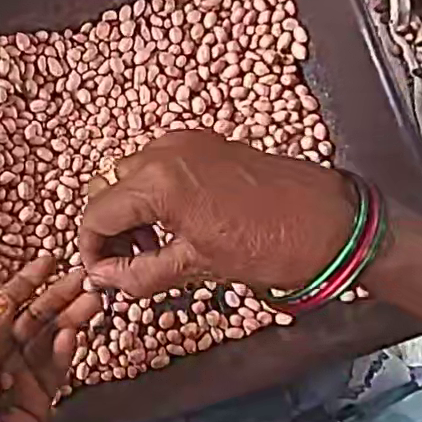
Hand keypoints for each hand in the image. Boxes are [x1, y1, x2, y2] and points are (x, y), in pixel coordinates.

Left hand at [0, 256, 101, 421]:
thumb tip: (8, 299)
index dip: (23, 283)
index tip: (47, 260)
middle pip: (29, 322)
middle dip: (54, 299)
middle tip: (84, 277)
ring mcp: (16, 385)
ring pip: (46, 345)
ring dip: (67, 321)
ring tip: (92, 300)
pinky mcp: (35, 408)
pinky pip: (52, 373)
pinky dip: (64, 354)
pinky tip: (74, 335)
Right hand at [77, 130, 357, 296]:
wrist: (331, 221)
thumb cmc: (271, 245)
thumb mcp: (195, 267)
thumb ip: (137, 275)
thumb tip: (103, 279)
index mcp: (157, 183)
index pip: (96, 215)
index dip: (90, 249)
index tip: (99, 272)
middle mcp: (163, 152)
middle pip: (105, 192)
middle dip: (107, 230)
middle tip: (123, 264)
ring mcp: (183, 142)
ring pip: (127, 177)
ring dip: (127, 211)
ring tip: (149, 245)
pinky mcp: (202, 142)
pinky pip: (155, 165)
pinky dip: (150, 193)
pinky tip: (170, 221)